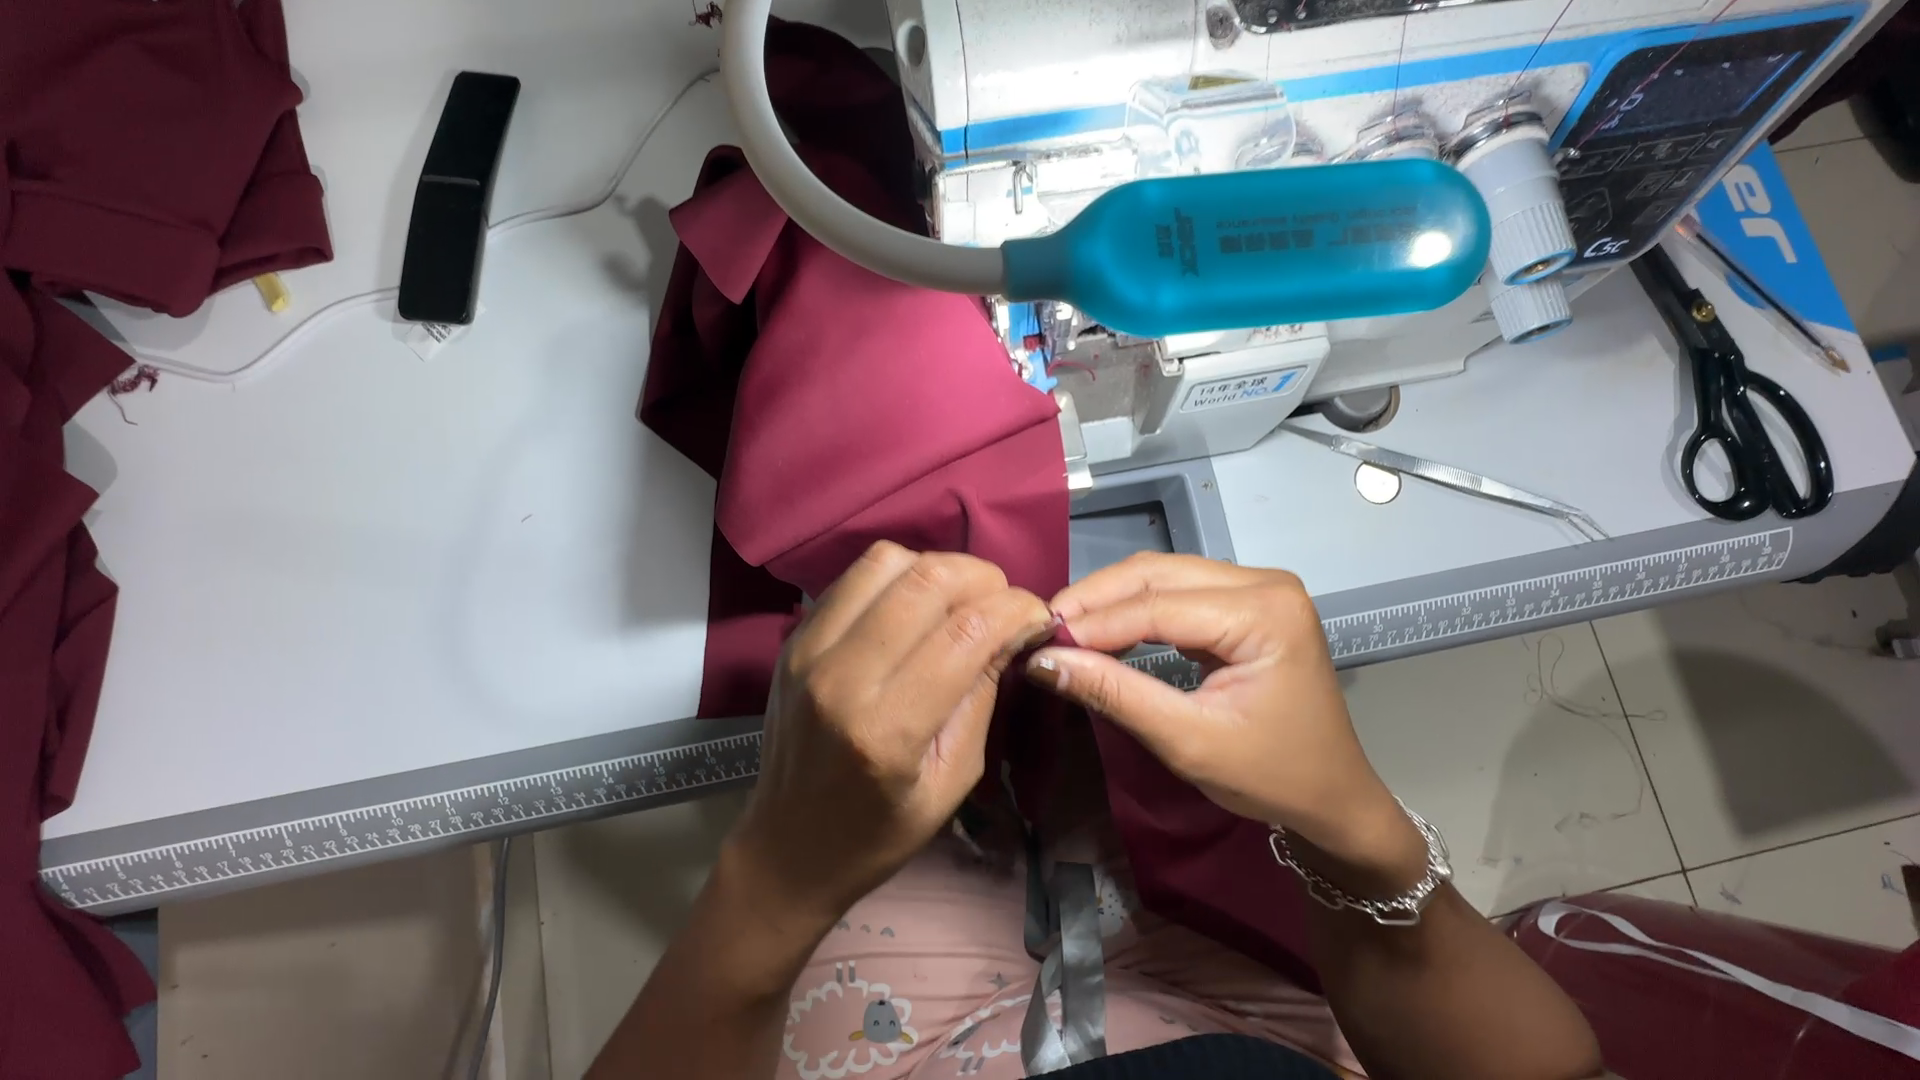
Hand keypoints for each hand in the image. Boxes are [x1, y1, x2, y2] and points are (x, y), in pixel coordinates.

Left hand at [729, 542, 1052, 921]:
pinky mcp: (793, 637)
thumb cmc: (879, 830)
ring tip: (960, 600)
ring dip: (938, 568)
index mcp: (886, 729)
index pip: (967, 631)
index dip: (1016, 610)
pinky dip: (898, 575)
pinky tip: (915, 605)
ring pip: (887, 561)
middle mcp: (841, 676)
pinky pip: (854, 575)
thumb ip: (981, 696)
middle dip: (984, 579)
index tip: (1037, 618)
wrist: (788, 845)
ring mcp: (808, 649)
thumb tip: (1013, 629)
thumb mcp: (952, 779)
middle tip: (1002, 605)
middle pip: (927, 580)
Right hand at [1025, 554, 1421, 883]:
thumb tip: (1043, 661)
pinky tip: (1101, 627)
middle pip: (1156, 574)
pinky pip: (1176, 590)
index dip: (1092, 622)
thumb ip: (1115, 693)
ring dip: (1109, 599)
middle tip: (1042, 628)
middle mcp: (1263, 582)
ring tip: (1062, 628)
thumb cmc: (1271, 776)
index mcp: (1264, 612)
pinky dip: (1133, 608)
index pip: (1157, 605)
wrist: (1333, 796)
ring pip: (1161, 575)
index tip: (1036, 641)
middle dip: (1094, 599)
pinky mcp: (1245, 601)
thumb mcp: (1188, 740)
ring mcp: (1257, 588)